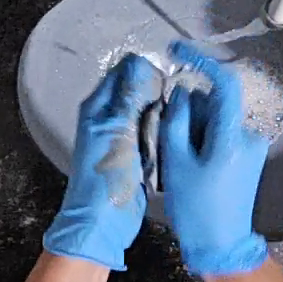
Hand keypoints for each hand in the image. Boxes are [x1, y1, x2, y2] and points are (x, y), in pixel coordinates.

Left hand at [42, 54, 162, 269]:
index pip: (123, 72)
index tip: (169, 75)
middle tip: (180, 98)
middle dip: (158, 92)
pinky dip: (164, 132)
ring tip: (184, 114)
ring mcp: (123, 136)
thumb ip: (129, 96)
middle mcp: (109, 116)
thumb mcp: (118, 129)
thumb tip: (140, 62)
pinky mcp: (137, 153)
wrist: (103, 219)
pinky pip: (154, 133)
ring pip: (149, 112)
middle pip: (138, 91)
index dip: (145, 70)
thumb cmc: (106, 173)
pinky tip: (180, 132)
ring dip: (164, 113)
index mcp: (98, 106)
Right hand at [157, 42, 271, 276]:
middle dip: (189, 112)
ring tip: (181, 161)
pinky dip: (201, 140)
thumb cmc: (196, 208)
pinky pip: (219, 134)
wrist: (222, 245)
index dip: (201, 61)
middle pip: (213, 103)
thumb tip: (181, 91)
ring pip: (214, 119)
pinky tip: (191, 166)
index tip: (178, 52)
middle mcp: (248, 136)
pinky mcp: (246, 156)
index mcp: (232, 136)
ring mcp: (250, 147)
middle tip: (171, 142)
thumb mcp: (176, 162)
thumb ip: (176, 120)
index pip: (223, 83)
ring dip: (194, 129)